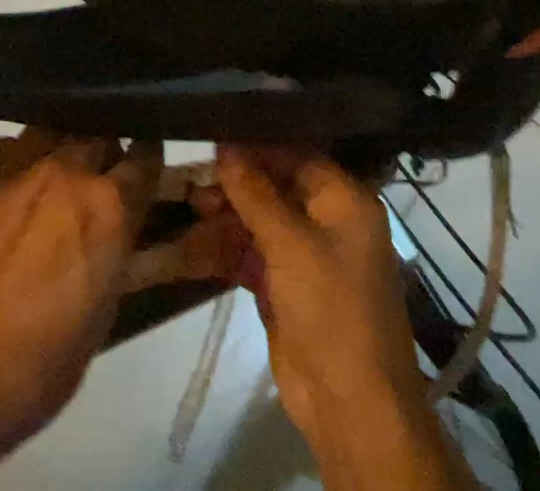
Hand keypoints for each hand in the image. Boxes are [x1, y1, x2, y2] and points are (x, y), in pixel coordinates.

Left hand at [0, 129, 164, 490]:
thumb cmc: (35, 366)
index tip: (140, 170)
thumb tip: (115, 238)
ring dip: (56, 151)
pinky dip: (12, 164)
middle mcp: (66, 172)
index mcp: (110, 207)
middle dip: (100, 152)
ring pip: (47, 133)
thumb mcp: (101, 314)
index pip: (145, 156)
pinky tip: (2, 193)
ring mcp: (11, 167)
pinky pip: (0, 152)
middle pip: (95, 135)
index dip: (146, 160)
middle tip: (93, 178)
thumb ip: (114, 256)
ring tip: (46, 179)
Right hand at [217, 146, 477, 490]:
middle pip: (277, 189)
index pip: (299, 156)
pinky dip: (229, 251)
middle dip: (236, 186)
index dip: (257, 148)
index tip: (213, 139)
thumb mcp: (290, 244)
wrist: (349, 400)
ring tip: (190, 209)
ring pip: (262, 224)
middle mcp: (330, 222)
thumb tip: (227, 146)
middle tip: (194, 182)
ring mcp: (308, 258)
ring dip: (227, 218)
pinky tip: (196, 245)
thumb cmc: (330, 307)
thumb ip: (256, 193)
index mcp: (346, 201)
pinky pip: (254, 256)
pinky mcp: (288, 288)